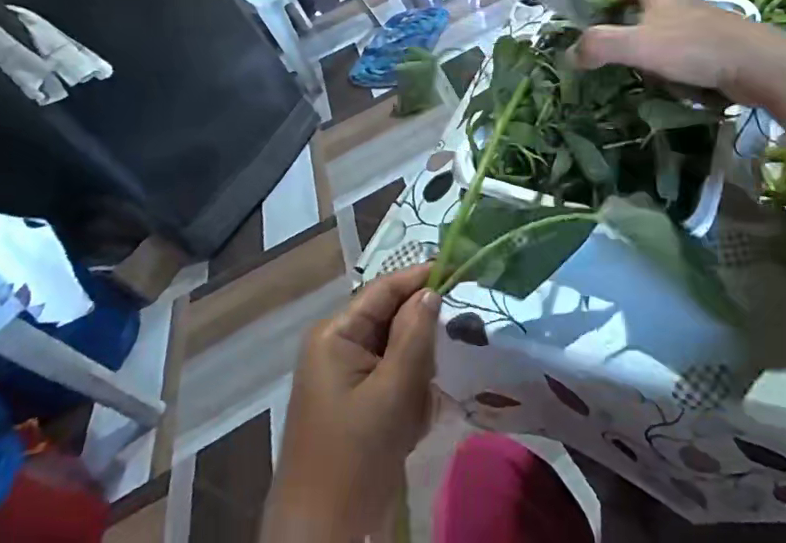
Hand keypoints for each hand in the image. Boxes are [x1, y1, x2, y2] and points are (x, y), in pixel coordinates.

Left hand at [262, 265, 440, 541]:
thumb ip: (415, 334)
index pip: (385, 289)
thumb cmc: (354, 452)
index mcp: (336, 334)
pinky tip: (413, 422)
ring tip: (421, 402)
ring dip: (418, 372)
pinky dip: (411, 394)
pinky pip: (396, 378)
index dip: (422, 276)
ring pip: (400, 350)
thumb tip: (432, 290)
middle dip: (421, 340)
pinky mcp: (359, 400)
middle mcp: (339, 345)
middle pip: (394, 319)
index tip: (462, 270)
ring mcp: (348, 374)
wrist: (323, 529)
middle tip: (447, 353)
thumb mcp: (392, 390)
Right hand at [574, 0, 785, 103]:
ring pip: (676, 27)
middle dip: (638, 18)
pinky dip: (681, 61)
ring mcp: (706, 25)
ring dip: (660, 42)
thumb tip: (570, 53)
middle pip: (657, 2)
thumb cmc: (694, 48)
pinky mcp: (722, 47)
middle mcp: (685, 4)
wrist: (755, 64)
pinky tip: (678, 82)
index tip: (611, 2)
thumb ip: (601, 46)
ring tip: (646, 68)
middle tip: (622, 42)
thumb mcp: (638, 46)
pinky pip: (693, 49)